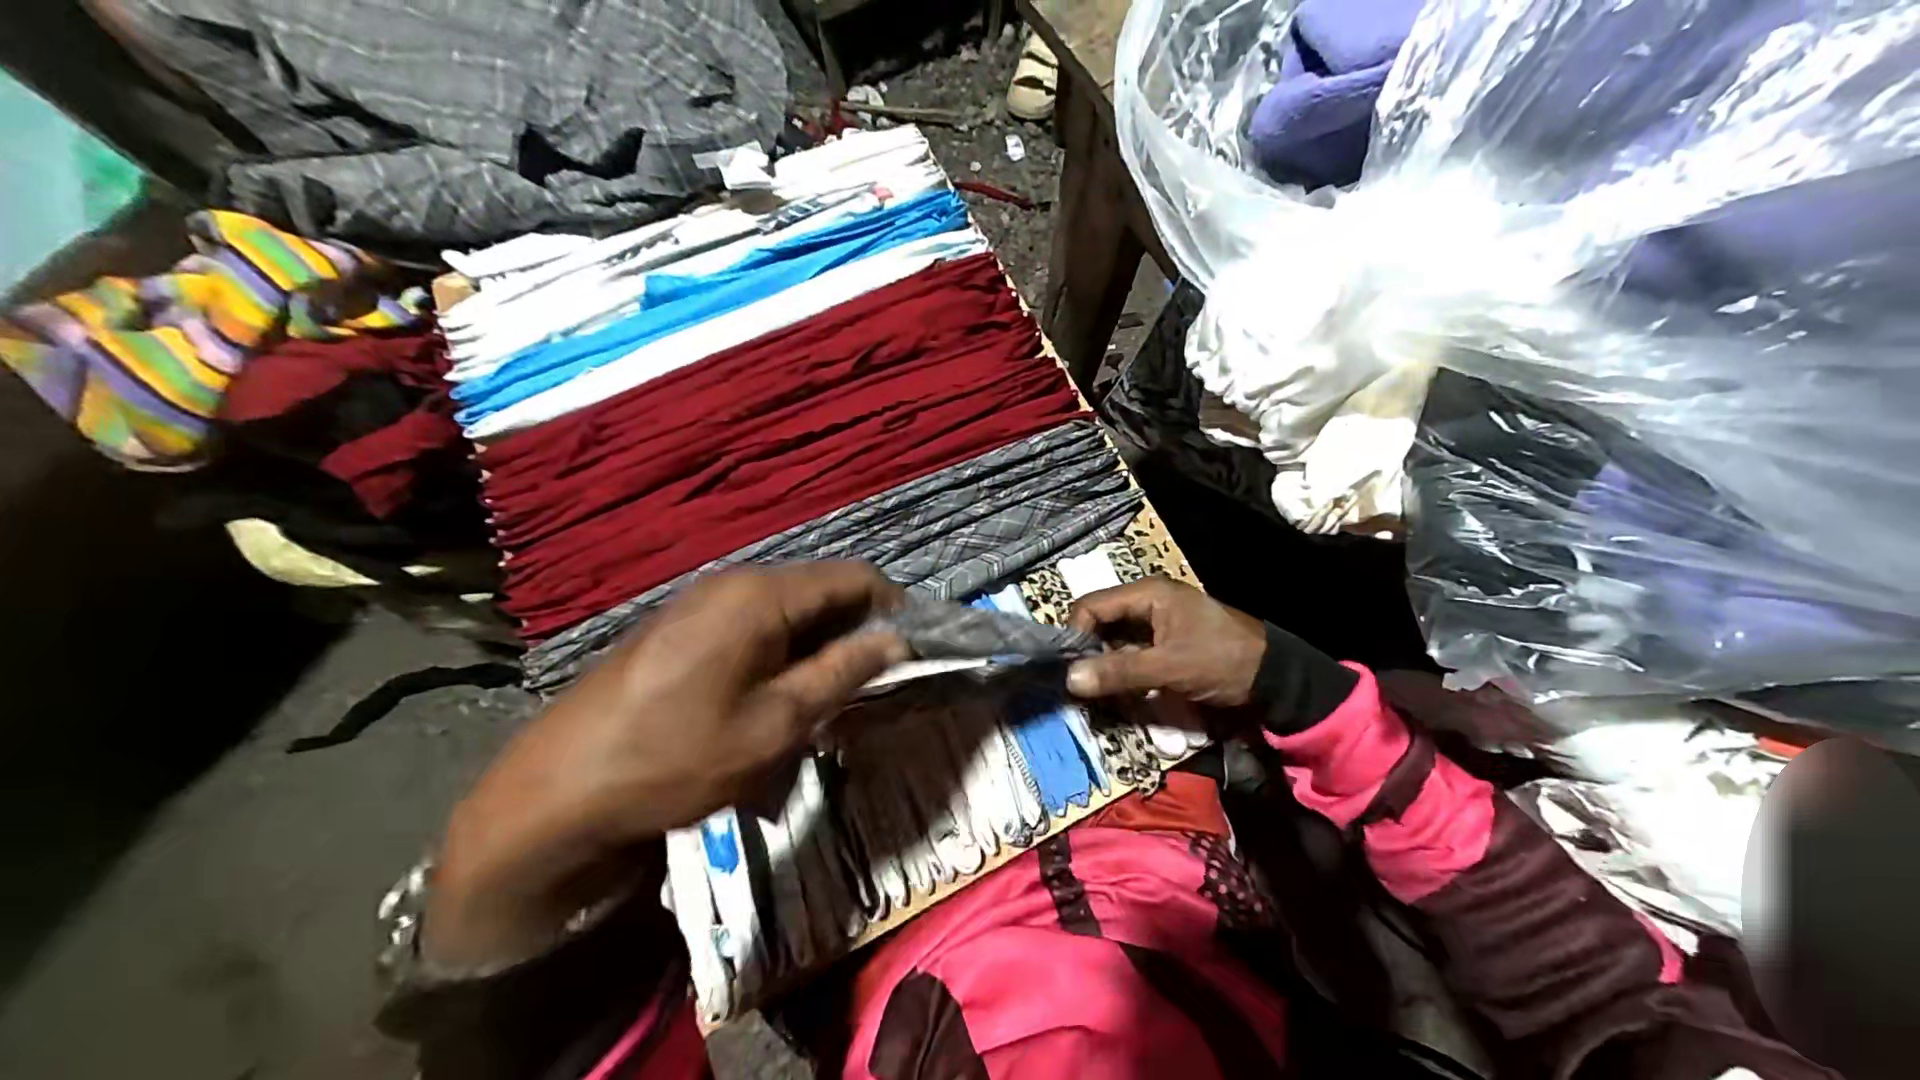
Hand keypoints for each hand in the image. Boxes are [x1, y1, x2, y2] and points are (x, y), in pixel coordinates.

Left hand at [426, 562, 907, 968]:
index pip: (851, 577)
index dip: (891, 607)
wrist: (557, 792)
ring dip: (817, 647)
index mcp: (760, 595)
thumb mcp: (776, 724)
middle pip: (818, 591)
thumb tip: (896, 638)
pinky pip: (752, 625)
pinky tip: (776, 698)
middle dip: (853, 631)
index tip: (912, 648)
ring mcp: (701, 602)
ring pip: (786, 611)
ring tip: (826, 700)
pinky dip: (780, 652)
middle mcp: (732, 583)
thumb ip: (842, 672)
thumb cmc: (676, 758)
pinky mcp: (681, 627)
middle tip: (871, 685)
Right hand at [1064, 577, 1267, 706]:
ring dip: (1106, 666)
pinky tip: (1122, 692)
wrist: (1276, 677)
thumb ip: (1118, 672)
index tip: (1072, 669)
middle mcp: (1148, 601)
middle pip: (1101, 623)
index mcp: (1147, 593)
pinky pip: (1132, 652)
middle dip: (1090, 653)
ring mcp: (1158, 621)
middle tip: (1086, 685)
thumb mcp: (1168, 667)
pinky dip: (1123, 671)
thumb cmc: (1221, 661)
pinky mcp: (1166, 641)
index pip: (1091, 606)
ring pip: (1114, 640)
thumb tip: (1069, 679)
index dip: (1076, 634)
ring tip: (1103, 693)